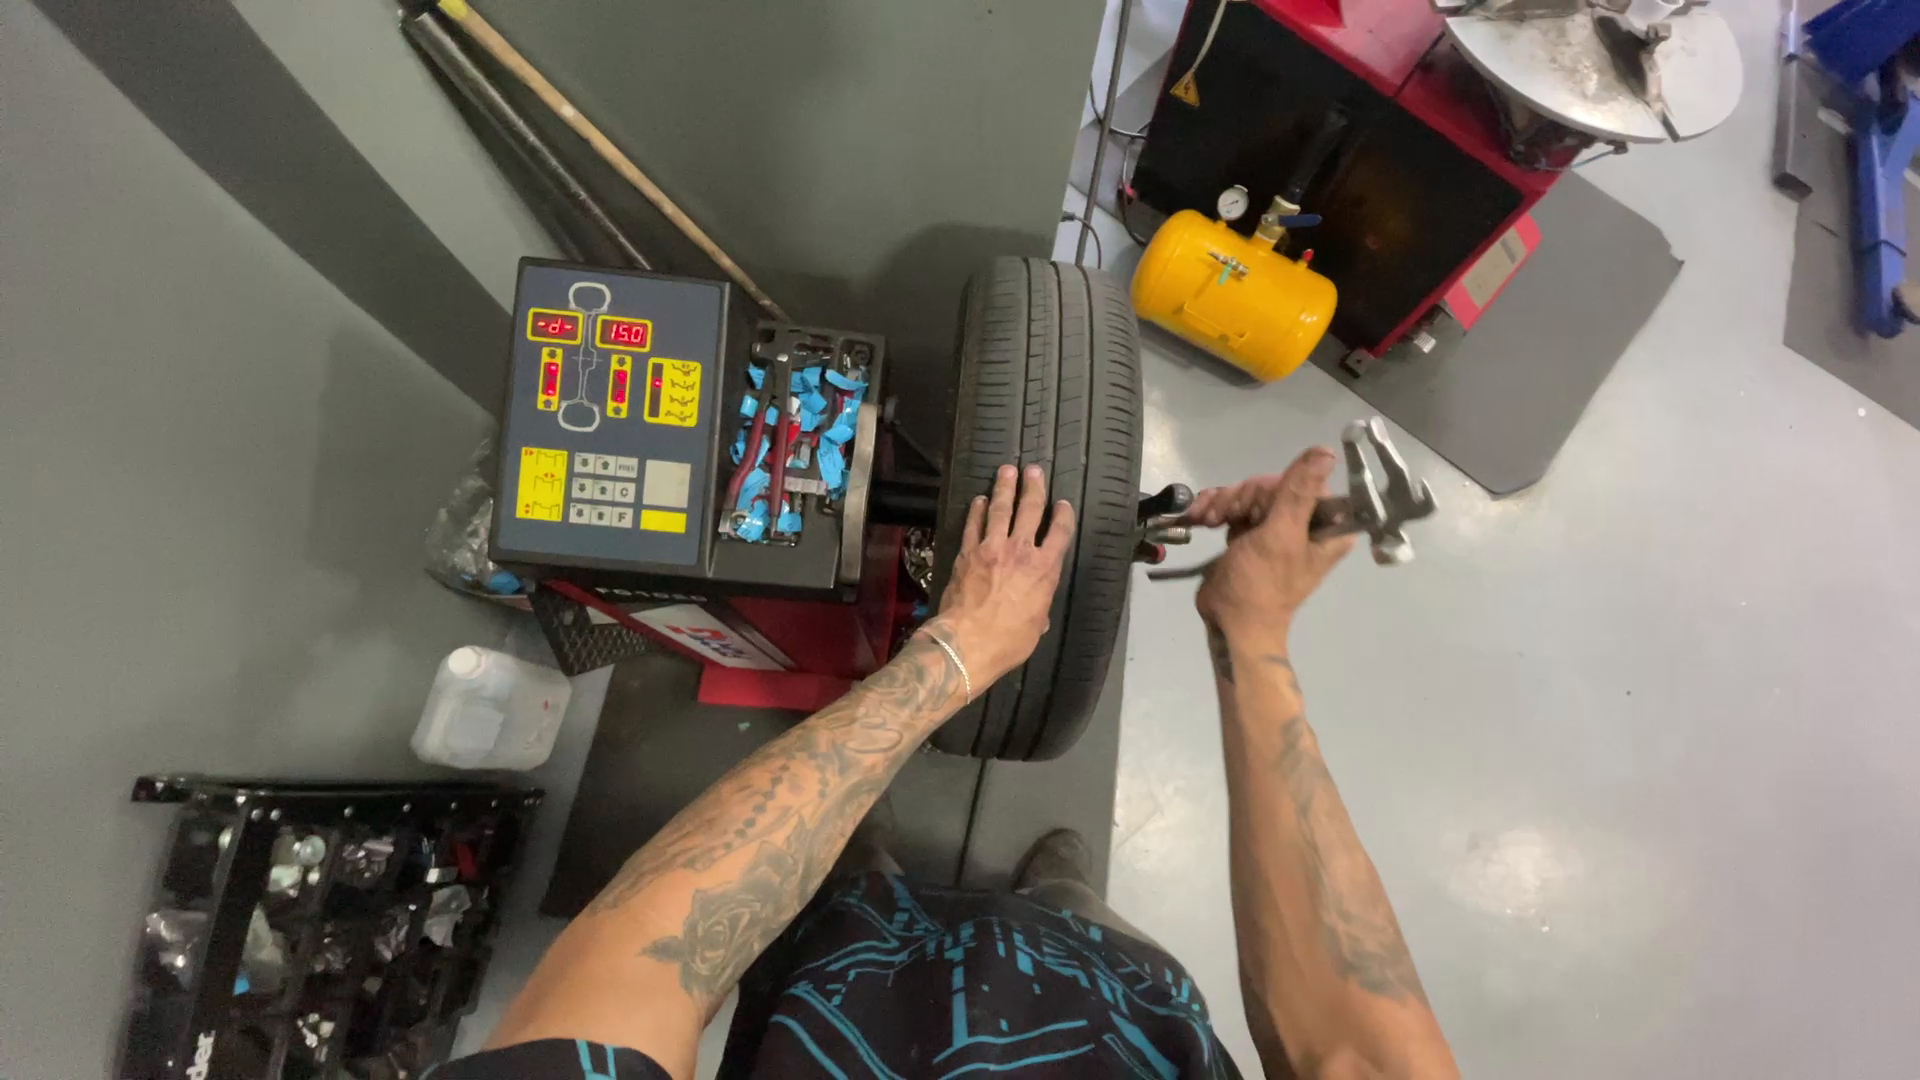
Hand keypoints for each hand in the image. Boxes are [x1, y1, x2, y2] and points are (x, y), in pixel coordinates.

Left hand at [931, 464, 1075, 685]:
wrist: (967, 642)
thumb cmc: (1008, 641)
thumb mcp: (1036, 625)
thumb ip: (1038, 607)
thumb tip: (1036, 611)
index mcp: (1044, 570)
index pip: (1060, 533)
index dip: (1063, 515)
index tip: (1062, 504)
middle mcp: (1021, 552)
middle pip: (1030, 510)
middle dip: (1033, 488)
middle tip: (1034, 470)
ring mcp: (992, 548)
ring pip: (1001, 509)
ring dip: (1004, 488)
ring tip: (1007, 471)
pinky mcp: (967, 552)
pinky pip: (973, 524)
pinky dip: (977, 510)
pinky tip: (979, 500)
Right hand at [1189, 446, 1353, 640]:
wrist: (1230, 622)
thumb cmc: (1261, 585)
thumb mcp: (1280, 536)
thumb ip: (1299, 493)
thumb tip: (1326, 451)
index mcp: (1327, 525)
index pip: (1305, 482)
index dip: (1275, 488)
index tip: (1252, 508)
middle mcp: (1305, 523)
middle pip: (1272, 486)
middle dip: (1241, 498)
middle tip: (1221, 517)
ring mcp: (1275, 528)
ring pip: (1249, 494)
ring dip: (1223, 502)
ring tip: (1206, 521)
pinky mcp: (1249, 534)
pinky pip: (1233, 506)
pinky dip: (1215, 509)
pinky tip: (1199, 519)